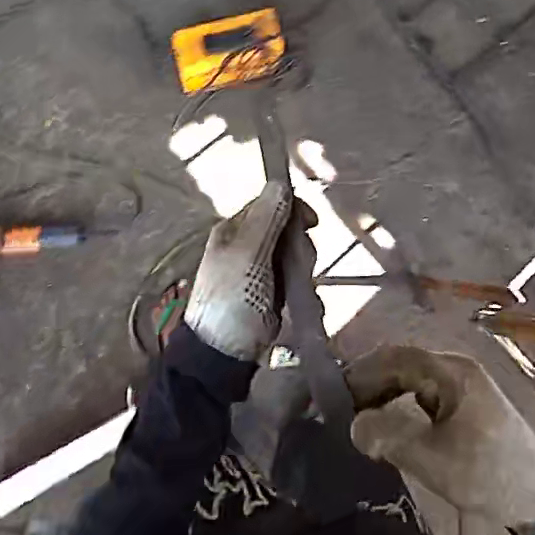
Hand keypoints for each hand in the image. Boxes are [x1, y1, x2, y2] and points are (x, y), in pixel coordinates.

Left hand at [183, 182, 294, 360]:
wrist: (224, 353)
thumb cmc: (231, 299)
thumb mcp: (247, 254)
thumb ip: (265, 219)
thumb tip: (280, 182)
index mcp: (234, 230)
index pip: (270, 204)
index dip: (292, 209)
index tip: (311, 223)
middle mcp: (247, 246)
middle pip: (288, 230)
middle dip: (298, 245)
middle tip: (296, 264)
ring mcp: (260, 271)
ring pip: (295, 255)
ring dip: (302, 269)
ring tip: (295, 287)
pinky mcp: (273, 293)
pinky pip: (296, 279)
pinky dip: (301, 288)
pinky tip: (299, 299)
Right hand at [345, 346, 534, 534]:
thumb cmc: (490, 475)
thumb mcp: (433, 459)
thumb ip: (388, 437)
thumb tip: (354, 424)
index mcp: (450, 372)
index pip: (394, 357)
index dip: (361, 373)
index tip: (332, 395)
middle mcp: (455, 369)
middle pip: (401, 364)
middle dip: (368, 382)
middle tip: (337, 406)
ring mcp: (462, 385)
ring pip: (410, 378)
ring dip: (382, 392)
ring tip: (355, 414)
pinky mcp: (465, 404)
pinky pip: (422, 392)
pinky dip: (398, 402)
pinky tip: (385, 421)